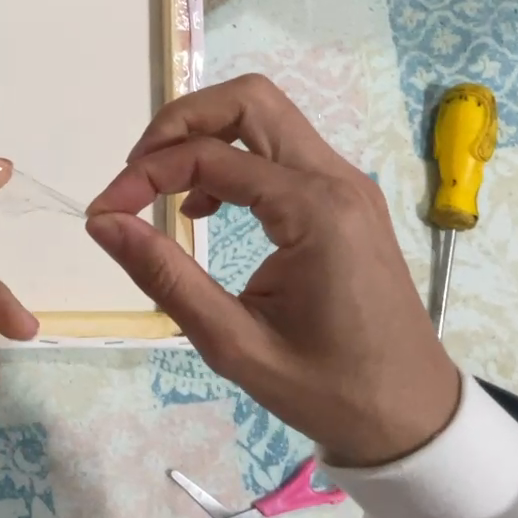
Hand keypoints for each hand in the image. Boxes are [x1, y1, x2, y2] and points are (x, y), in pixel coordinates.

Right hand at [84, 74, 460, 466]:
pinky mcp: (338, 197)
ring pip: (260, 113)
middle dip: (177, 123)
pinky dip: (225, 154)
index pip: (208, 157)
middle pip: (246, 100)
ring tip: (158, 183)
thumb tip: (101, 223)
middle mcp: (334, 179)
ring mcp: (342, 183)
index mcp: (315, 212)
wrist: (415, 417)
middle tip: (136, 171)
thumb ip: (164, 277)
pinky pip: (273, 146)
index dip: (143, 175)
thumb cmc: (327, 388)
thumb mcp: (233, 343)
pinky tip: (202, 206)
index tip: (104, 212)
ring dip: (200, 133)